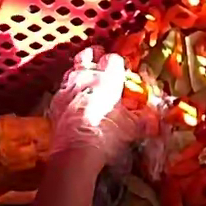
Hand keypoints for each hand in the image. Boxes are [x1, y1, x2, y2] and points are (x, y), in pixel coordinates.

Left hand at [47, 48, 149, 163]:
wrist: (75, 151)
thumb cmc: (108, 133)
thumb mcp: (132, 128)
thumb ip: (141, 119)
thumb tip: (152, 119)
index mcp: (107, 77)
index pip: (113, 59)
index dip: (118, 64)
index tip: (123, 72)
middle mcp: (85, 77)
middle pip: (87, 55)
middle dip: (94, 56)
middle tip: (100, 61)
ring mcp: (67, 88)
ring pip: (72, 70)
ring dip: (79, 73)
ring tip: (87, 81)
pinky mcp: (54, 103)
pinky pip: (62, 90)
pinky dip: (69, 92)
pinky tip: (74, 101)